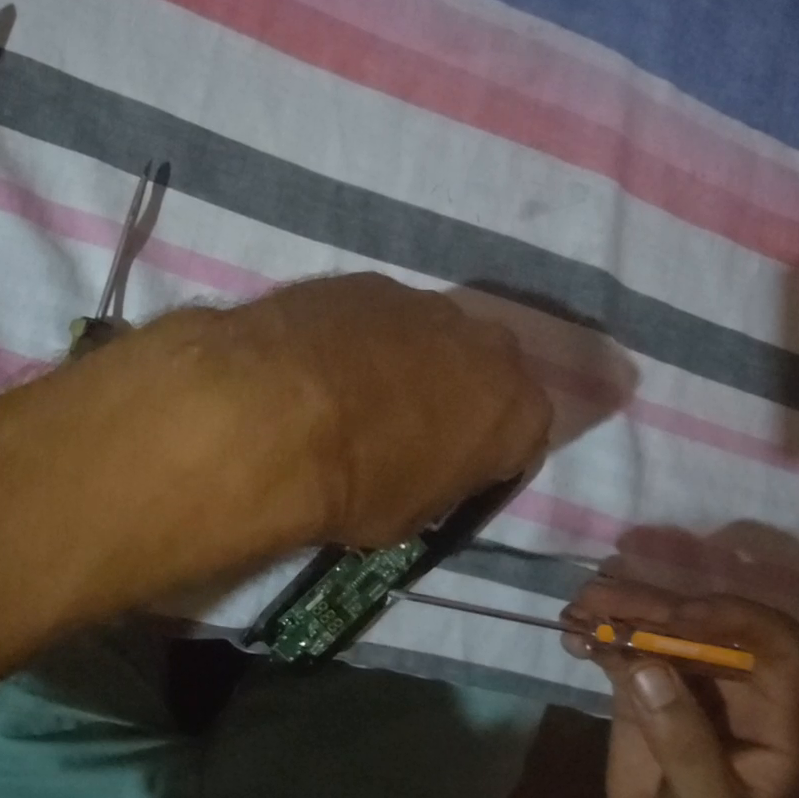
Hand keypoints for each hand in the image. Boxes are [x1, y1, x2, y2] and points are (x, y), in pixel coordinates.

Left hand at [152, 273, 551, 548]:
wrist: (278, 415)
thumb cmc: (357, 485)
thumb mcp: (409, 517)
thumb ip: (436, 483)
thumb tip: (421, 469)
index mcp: (518, 409)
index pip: (520, 434)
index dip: (484, 456)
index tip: (449, 471)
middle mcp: (487, 344)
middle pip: (482, 372)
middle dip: (454, 394)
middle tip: (404, 428)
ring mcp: (426, 302)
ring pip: (429, 335)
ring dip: (404, 360)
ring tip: (349, 393)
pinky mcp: (367, 280)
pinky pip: (374, 316)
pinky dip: (356, 337)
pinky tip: (316, 364)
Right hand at [562, 577, 798, 797]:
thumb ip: (685, 743)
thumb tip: (647, 667)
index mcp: (777, 720)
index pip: (775, 645)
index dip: (733, 618)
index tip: (678, 615)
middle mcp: (736, 695)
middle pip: (704, 629)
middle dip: (657, 608)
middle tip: (604, 599)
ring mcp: (687, 696)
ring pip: (661, 637)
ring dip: (620, 615)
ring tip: (578, 607)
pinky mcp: (646, 704)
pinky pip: (626, 659)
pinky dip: (599, 642)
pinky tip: (572, 635)